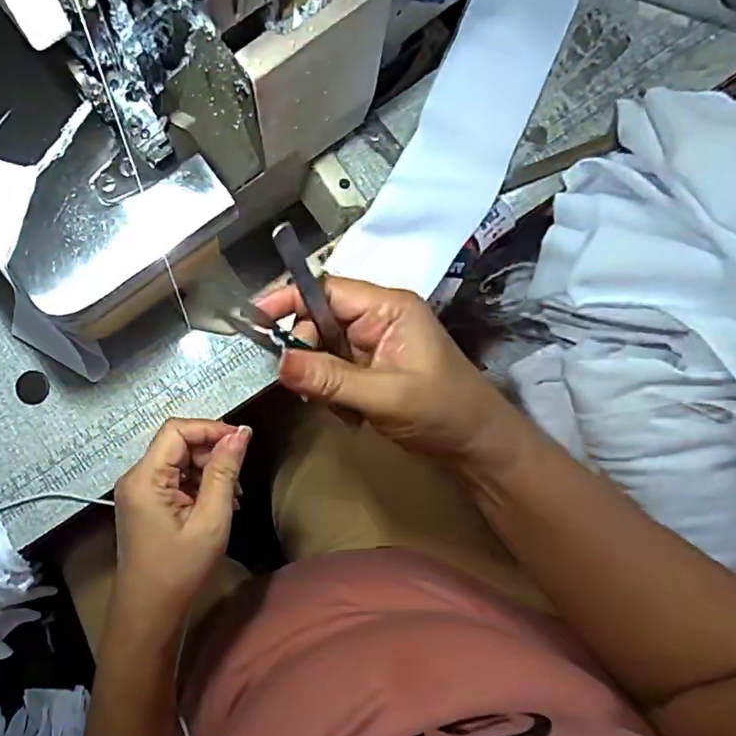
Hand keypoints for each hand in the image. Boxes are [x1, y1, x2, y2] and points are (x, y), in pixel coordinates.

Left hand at [111, 418, 251, 631]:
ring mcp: (138, 490)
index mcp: (145, 478)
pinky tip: (218, 505)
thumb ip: (224, 472)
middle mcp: (136, 477)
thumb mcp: (210, 519)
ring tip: (232, 497)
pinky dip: (198, 485)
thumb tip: (241, 434)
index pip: (176, 430)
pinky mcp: (145, 503)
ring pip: (178, 461)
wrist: (149, 609)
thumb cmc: (180, 568)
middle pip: (177, 444)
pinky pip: (174, 479)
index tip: (242, 442)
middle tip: (238, 478)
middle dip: (211, 453)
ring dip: (208, 470)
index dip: (211, 429)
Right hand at [254, 276, 528, 469]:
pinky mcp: (370, 369)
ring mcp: (373, 346)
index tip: (258, 318)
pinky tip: (353, 415)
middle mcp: (377, 320)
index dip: (290, 300)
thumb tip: (279, 362)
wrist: (477, 445)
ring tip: (343, 408)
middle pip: (318, 321)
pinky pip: (332, 373)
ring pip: (321, 351)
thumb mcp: (384, 395)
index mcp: (388, 309)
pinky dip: (332, 394)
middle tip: (308, 386)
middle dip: (307, 354)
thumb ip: (330, 378)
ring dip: (320, 381)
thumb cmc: (443, 411)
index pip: (326, 290)